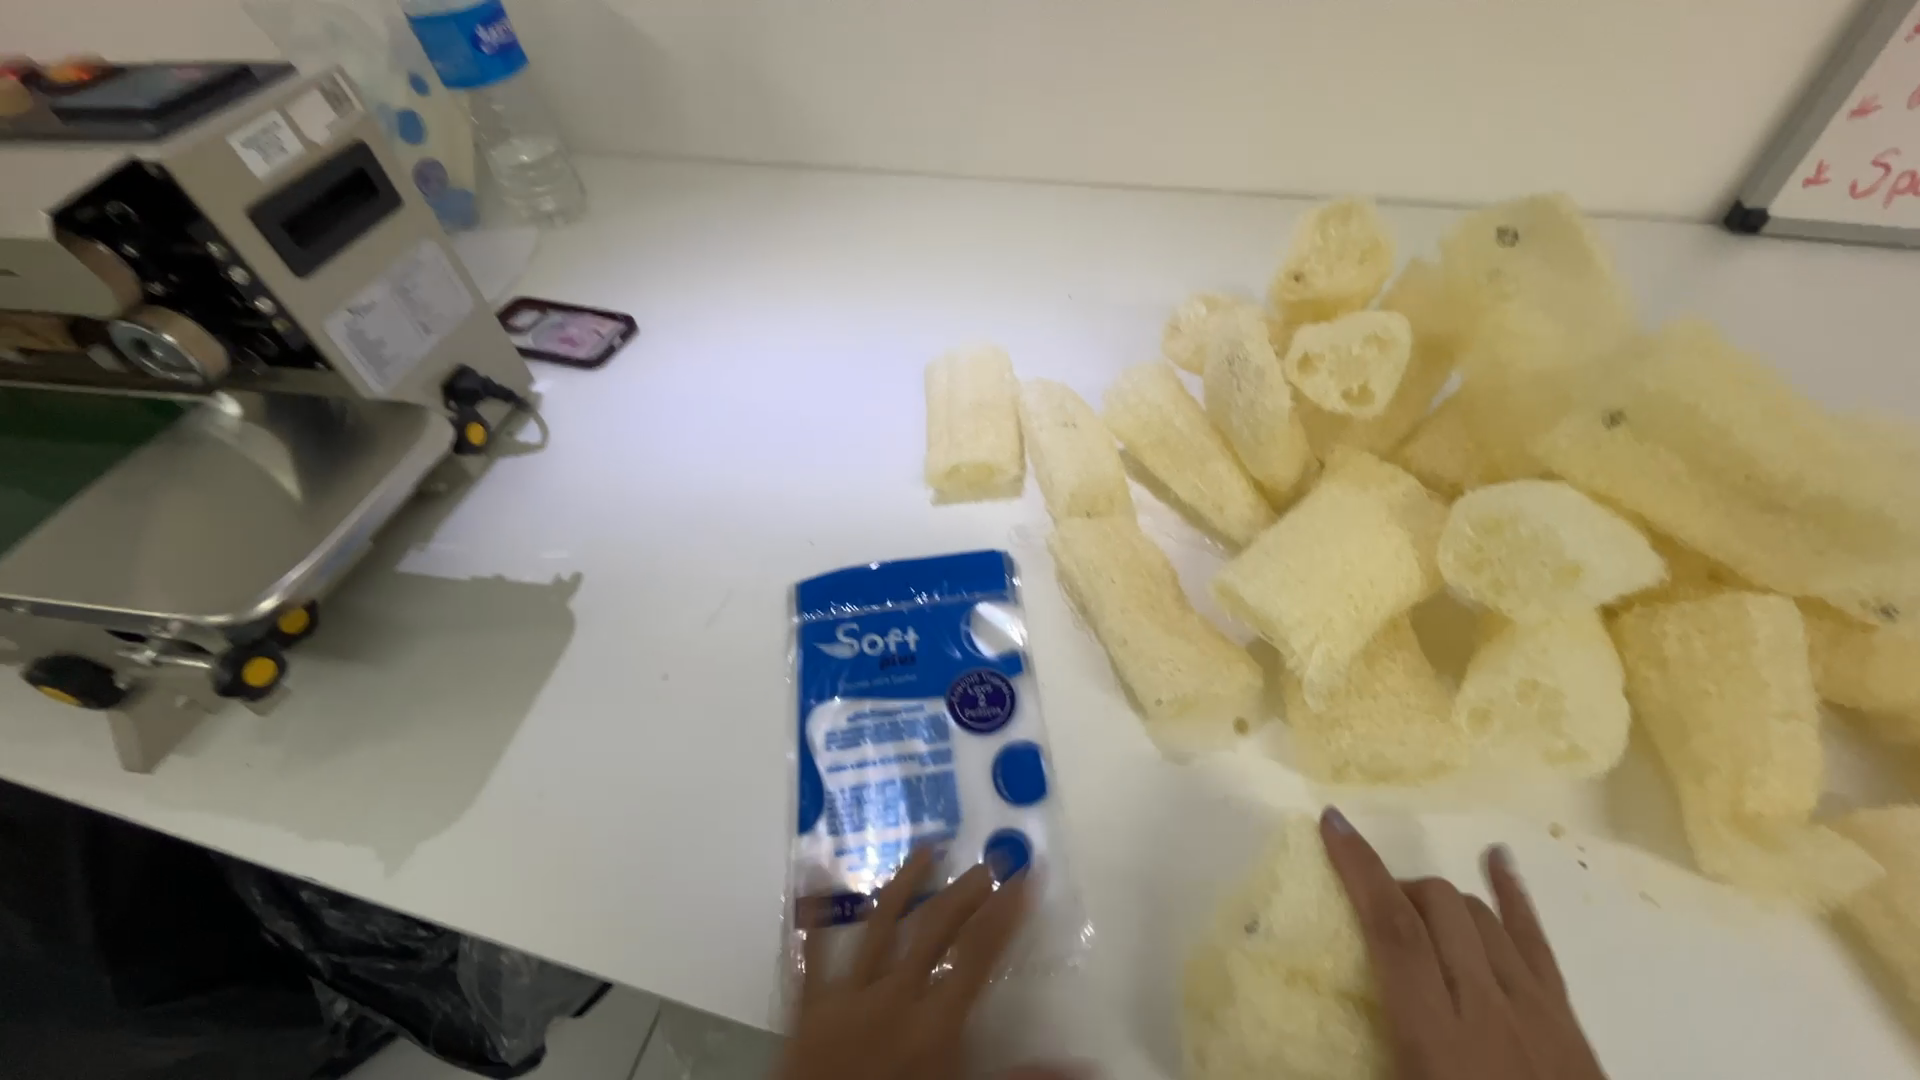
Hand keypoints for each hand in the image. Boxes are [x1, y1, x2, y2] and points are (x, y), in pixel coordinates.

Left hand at [778, 848, 1080, 1079]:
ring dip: (904, 884)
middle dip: (966, 892)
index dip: (1004, 913)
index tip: (1024, 877)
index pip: (979, 953)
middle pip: (936, 930)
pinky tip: (816, 877)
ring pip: (880, 926)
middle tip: (989, 862)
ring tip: (925, 849)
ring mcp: (849, 996)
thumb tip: (1085, 1065)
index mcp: (936, 1022)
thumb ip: (1020, 1075)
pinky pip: (811, 955)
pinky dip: (813, 917)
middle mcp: (895, 995)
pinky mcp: (810, 1007)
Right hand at [1320, 808, 1607, 1079]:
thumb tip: (1271, 1054)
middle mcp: (1488, 1011)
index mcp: (1437, 1040)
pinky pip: (1538, 943)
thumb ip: (1348, 1060)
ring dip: (1436, 899)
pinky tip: (1497, 860)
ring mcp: (1537, 1012)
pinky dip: (1513, 895)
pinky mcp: (1569, 1022)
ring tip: (1412, 914)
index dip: (1359, 870)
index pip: (1393, 929)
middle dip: (1394, 886)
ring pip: (1479, 916)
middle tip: (1368, 910)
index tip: (1332, 823)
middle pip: (1437, 908)